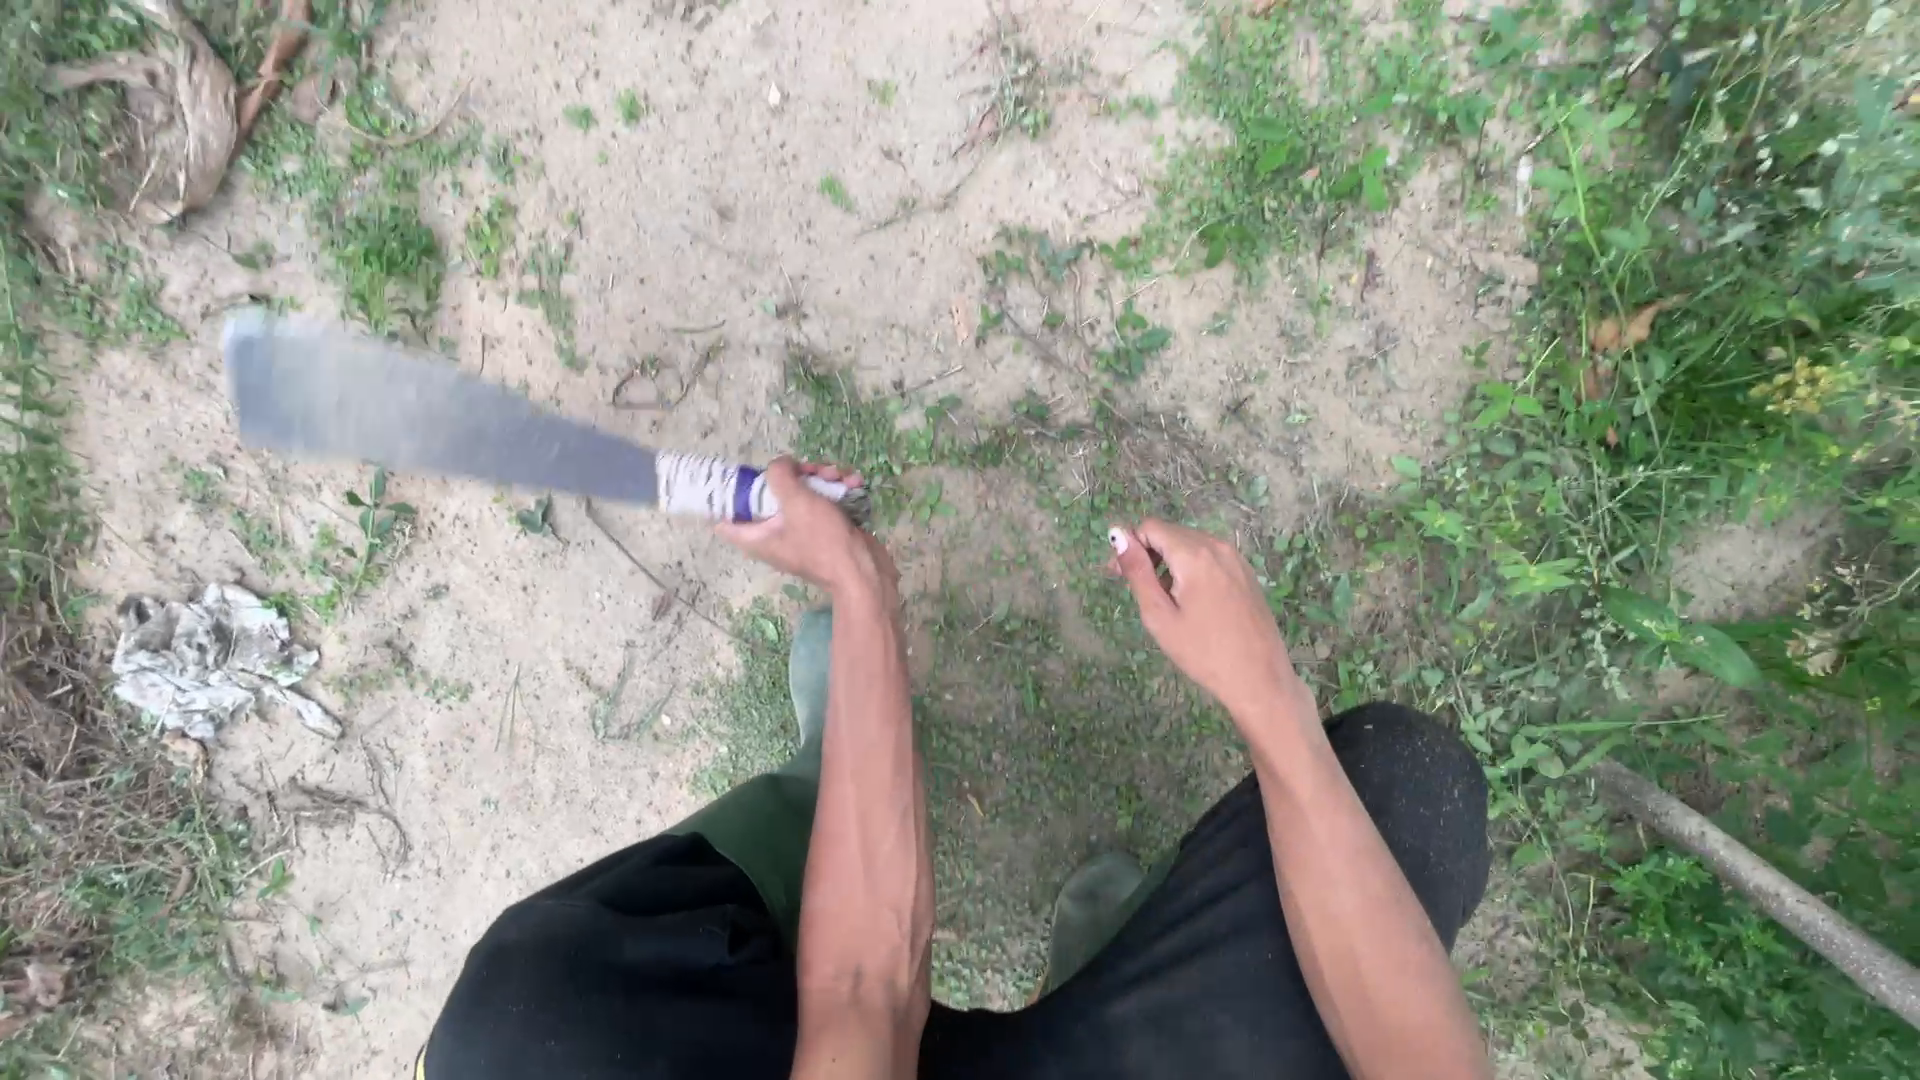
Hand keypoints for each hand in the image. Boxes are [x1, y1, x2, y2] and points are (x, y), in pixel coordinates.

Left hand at [716, 458, 894, 597]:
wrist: (864, 570)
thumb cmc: (824, 541)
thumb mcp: (797, 502)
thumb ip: (780, 475)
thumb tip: (780, 464)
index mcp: (756, 536)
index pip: (723, 519)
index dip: (729, 496)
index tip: (746, 475)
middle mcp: (775, 533)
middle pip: (771, 493)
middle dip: (795, 474)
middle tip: (813, 470)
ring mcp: (802, 530)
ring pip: (803, 491)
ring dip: (823, 477)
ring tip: (841, 477)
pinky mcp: (825, 528)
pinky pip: (824, 501)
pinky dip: (837, 489)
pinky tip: (853, 483)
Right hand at [1109, 519, 1315, 726]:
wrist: (1259, 678)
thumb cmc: (1202, 652)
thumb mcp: (1159, 615)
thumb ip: (1137, 571)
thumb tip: (1117, 534)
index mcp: (1194, 555)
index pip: (1150, 527)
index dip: (1129, 545)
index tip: (1118, 574)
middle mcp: (1217, 546)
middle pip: (1170, 533)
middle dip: (1147, 553)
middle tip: (1136, 589)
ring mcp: (1235, 558)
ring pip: (1189, 544)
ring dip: (1168, 561)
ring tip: (1163, 598)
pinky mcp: (1245, 572)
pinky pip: (1208, 556)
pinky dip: (1190, 567)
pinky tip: (1189, 599)